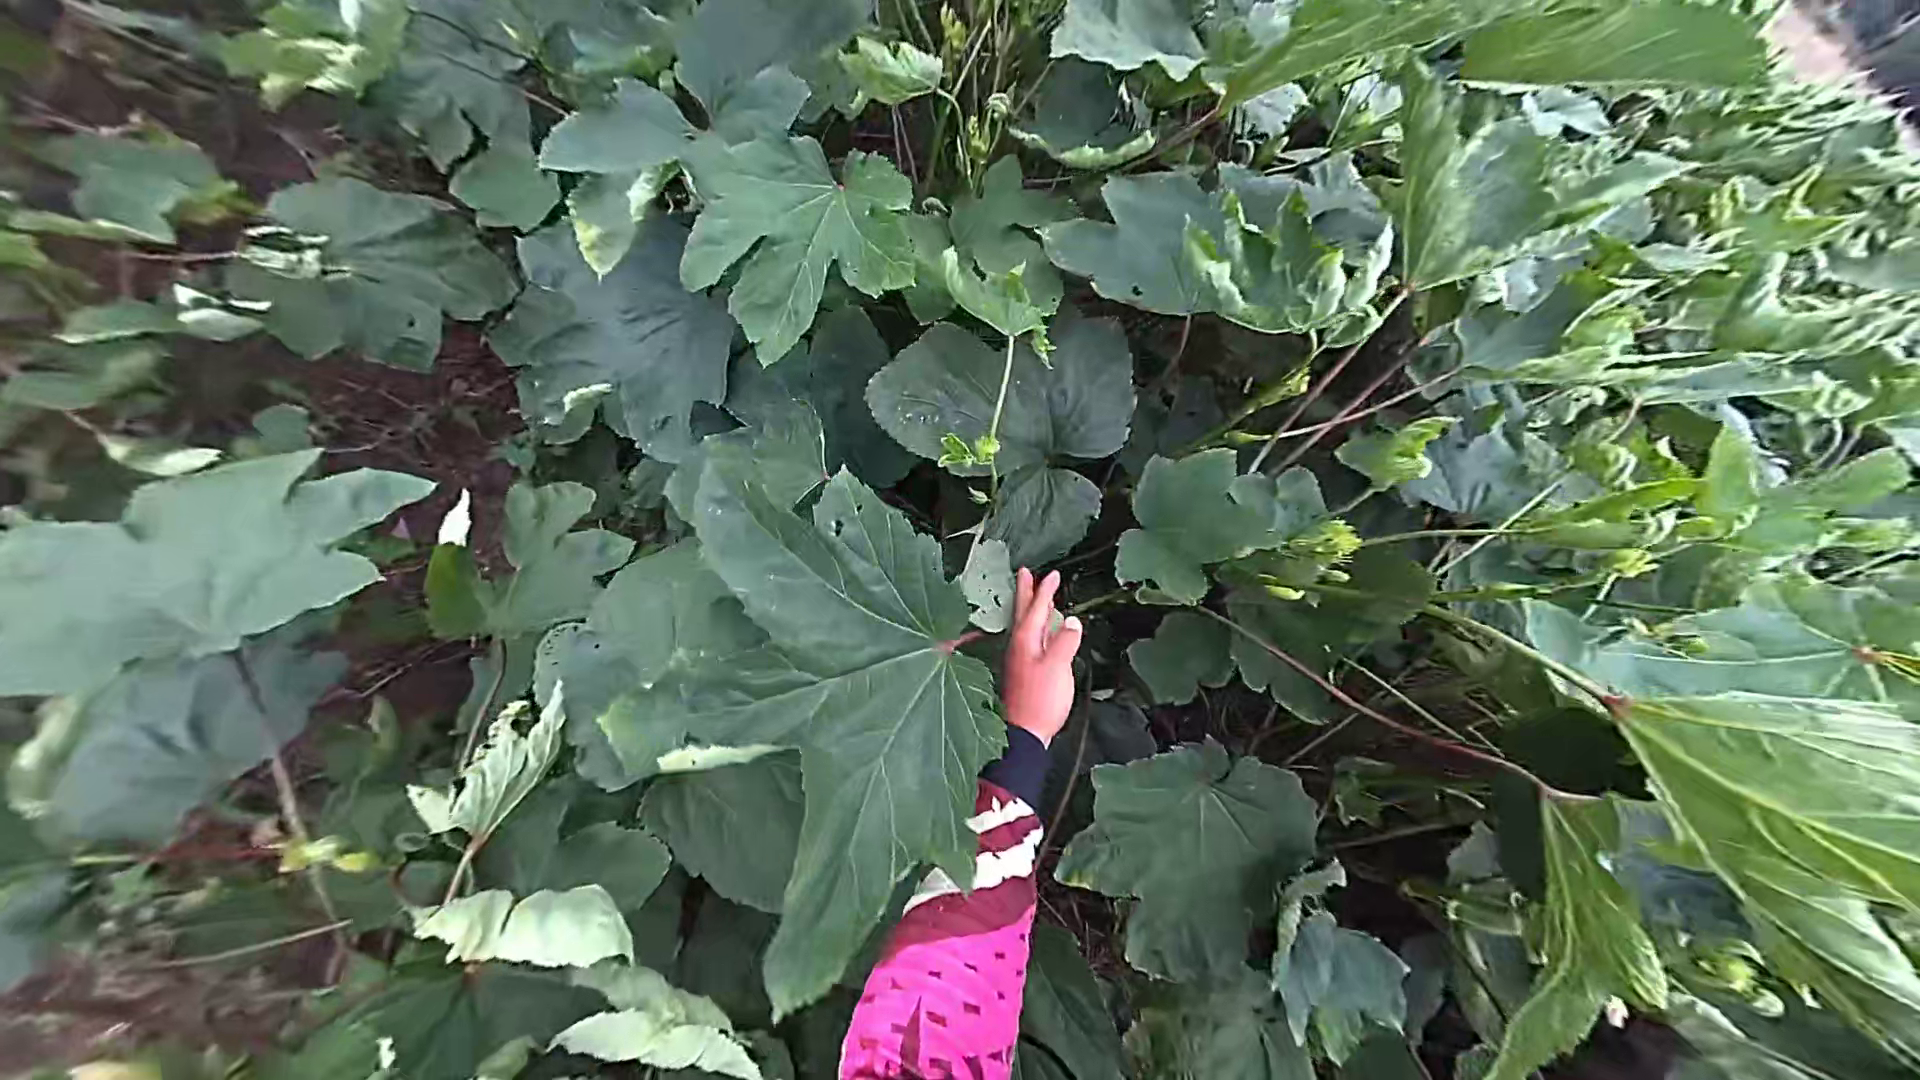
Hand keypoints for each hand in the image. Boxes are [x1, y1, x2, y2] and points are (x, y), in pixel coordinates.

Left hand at [1001, 568, 1082, 746]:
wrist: (1025, 734)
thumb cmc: (1040, 701)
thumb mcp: (1057, 667)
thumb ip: (1065, 641)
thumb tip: (1071, 621)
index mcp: (1025, 639)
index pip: (1036, 607)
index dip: (1045, 590)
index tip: (1052, 574)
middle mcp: (1018, 645)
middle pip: (1023, 612)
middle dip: (1026, 592)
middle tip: (1026, 573)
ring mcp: (1019, 658)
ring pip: (1026, 624)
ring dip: (1031, 608)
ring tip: (1037, 595)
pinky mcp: (1024, 670)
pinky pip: (1030, 638)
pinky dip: (1038, 627)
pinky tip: (1045, 631)